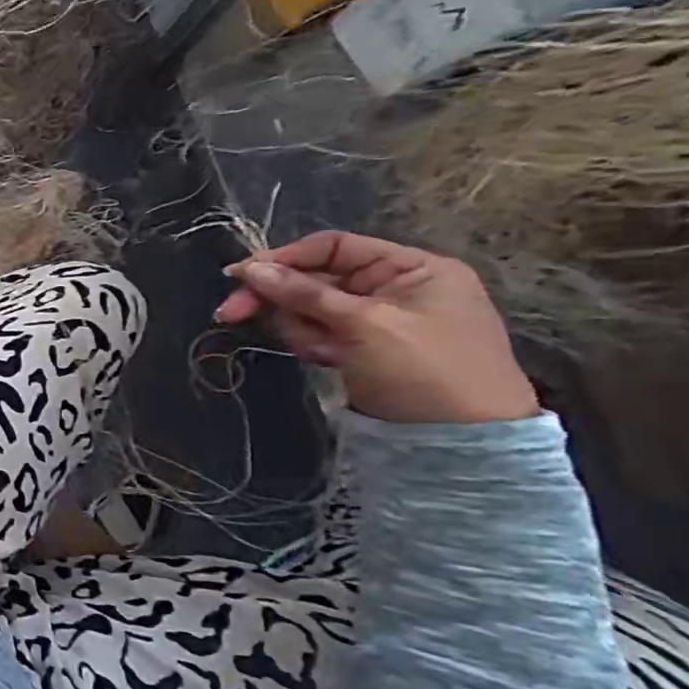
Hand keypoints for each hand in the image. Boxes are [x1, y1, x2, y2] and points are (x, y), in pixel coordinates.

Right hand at [214, 231, 538, 423]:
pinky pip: (317, 332)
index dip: (284, 258)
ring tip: (320, 353)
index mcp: (411, 268)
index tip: (239, 276)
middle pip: (313, 278)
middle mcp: (392, 287)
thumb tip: (250, 269)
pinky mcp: (360, 346)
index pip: (333, 248)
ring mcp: (376, 319)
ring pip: (308, 308)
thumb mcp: (365, 325)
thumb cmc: (426, 370)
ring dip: (300, 328)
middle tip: (229, 314)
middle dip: (277, 298)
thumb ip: (305, 293)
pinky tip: (326, 360)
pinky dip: (312, 344)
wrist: (459, 441)